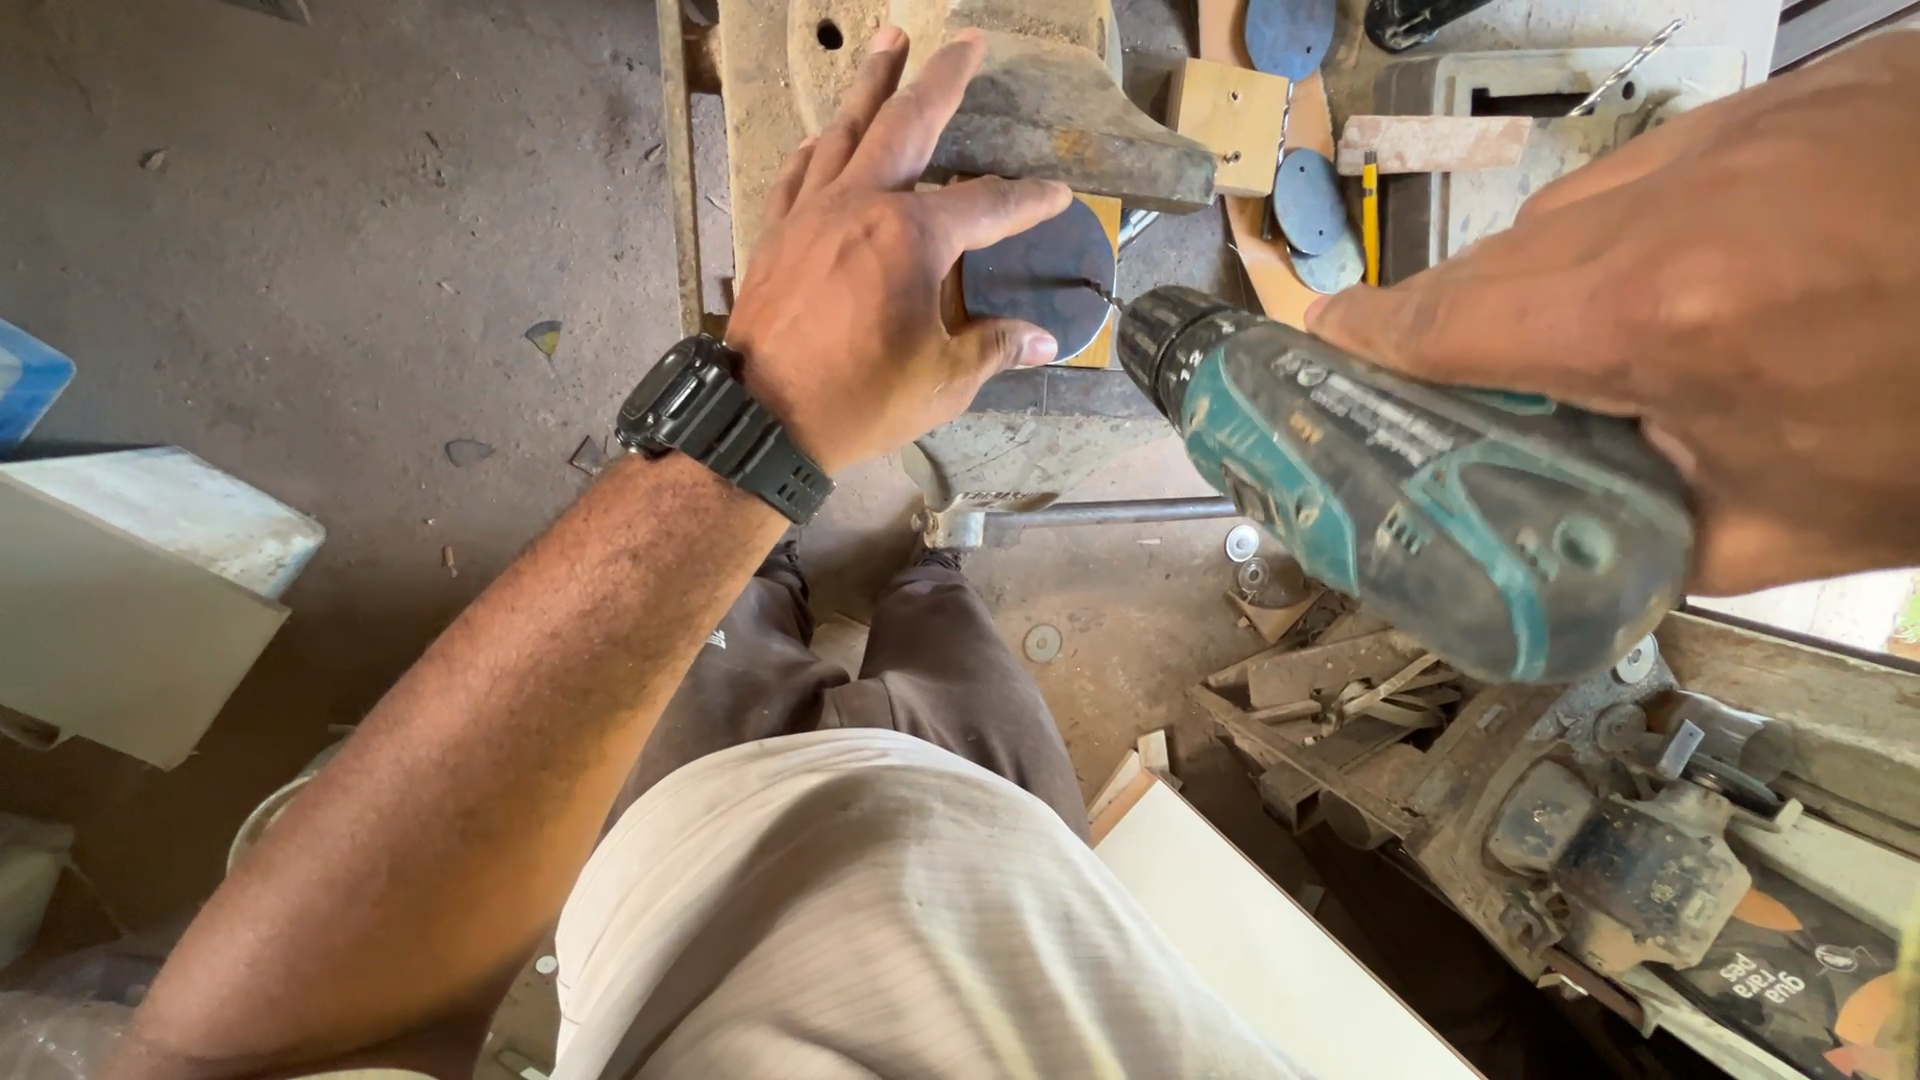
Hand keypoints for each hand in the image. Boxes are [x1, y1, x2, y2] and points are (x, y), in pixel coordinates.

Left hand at [724, 27, 1073, 474]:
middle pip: (909, 123)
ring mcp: (812, 212)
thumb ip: (996, 349)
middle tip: (966, 43)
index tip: (1057, 194)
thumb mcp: (944, 381)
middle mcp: (862, 204)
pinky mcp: (777, 233)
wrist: (764, 417)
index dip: (1028, 200)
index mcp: (913, 237)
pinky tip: (824, 134)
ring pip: (847, 129)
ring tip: (889, 44)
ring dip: (873, 84)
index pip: (987, 206)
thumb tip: (1044, 341)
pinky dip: (817, 146)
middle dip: (944, 79)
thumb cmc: (861, 399)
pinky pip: (799, 172)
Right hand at [1307, 33, 1919, 595]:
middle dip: (1436, 313)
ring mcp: (1743, 133)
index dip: (1372, 334)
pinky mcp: (1804, 94)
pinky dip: (1607, 227)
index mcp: (1658, 317)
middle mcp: (1677, 206)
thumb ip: (1636, 529)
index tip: (1320, 338)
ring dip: (1523, 273)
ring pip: (1556, 212)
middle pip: (1488, 261)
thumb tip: (1554, 538)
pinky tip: (1650, 266)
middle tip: (1414, 361)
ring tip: (1543, 329)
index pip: (1455, 321)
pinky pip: (1643, 170)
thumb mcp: (1788, 525)